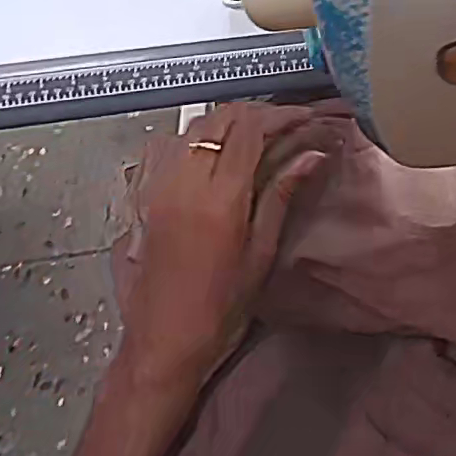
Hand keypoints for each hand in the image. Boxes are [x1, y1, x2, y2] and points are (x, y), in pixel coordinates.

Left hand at [120, 103, 331, 388]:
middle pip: (220, 118)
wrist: (164, 343)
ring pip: (193, 127)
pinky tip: (211, 151)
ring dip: (227, 121)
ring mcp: (158, 186)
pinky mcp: (143, 196)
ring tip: (254, 134)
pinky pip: (168, 146)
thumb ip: (283, 194)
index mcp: (219, 197)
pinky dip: (195, 137)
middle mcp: (184, 182)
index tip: (302, 117)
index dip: (280, 115)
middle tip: (283, 123)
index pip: (250, 129)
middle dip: (256, 112)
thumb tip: (312, 155)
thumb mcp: (262, 252)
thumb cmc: (220, 307)